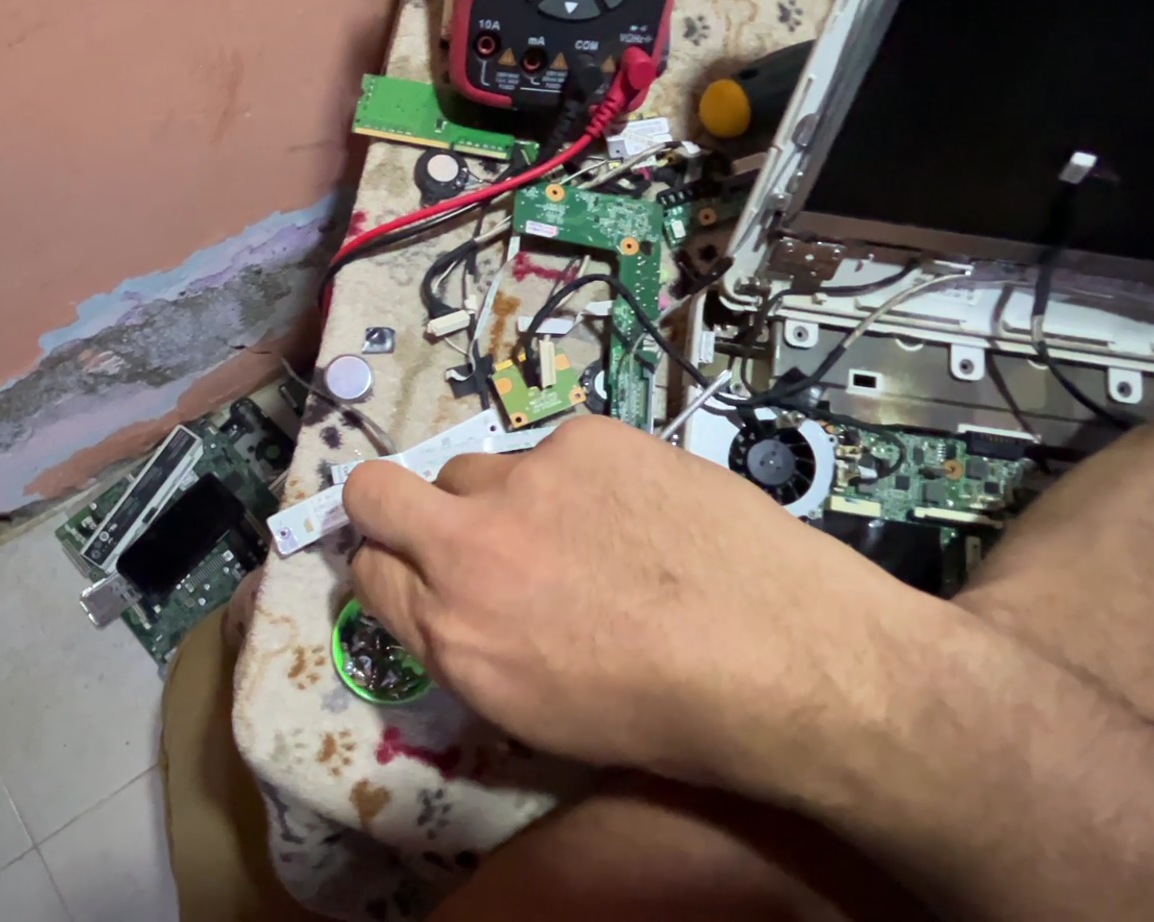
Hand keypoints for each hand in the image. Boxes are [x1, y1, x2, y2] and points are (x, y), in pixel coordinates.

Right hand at [341, 415, 943, 796]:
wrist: (786, 657)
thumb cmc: (662, 715)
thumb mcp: (532, 711)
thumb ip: (462, 641)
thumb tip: (440, 594)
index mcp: (451, 632)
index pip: (366, 570)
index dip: (388, 568)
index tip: (416, 570)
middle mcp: (467, 548)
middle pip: (374, 491)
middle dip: (387, 507)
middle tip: (446, 525)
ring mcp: (526, 481)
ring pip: (471, 469)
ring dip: (501, 499)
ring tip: (579, 529)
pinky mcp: (585, 438)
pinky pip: (549, 451)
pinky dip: (574, 478)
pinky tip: (631, 508)